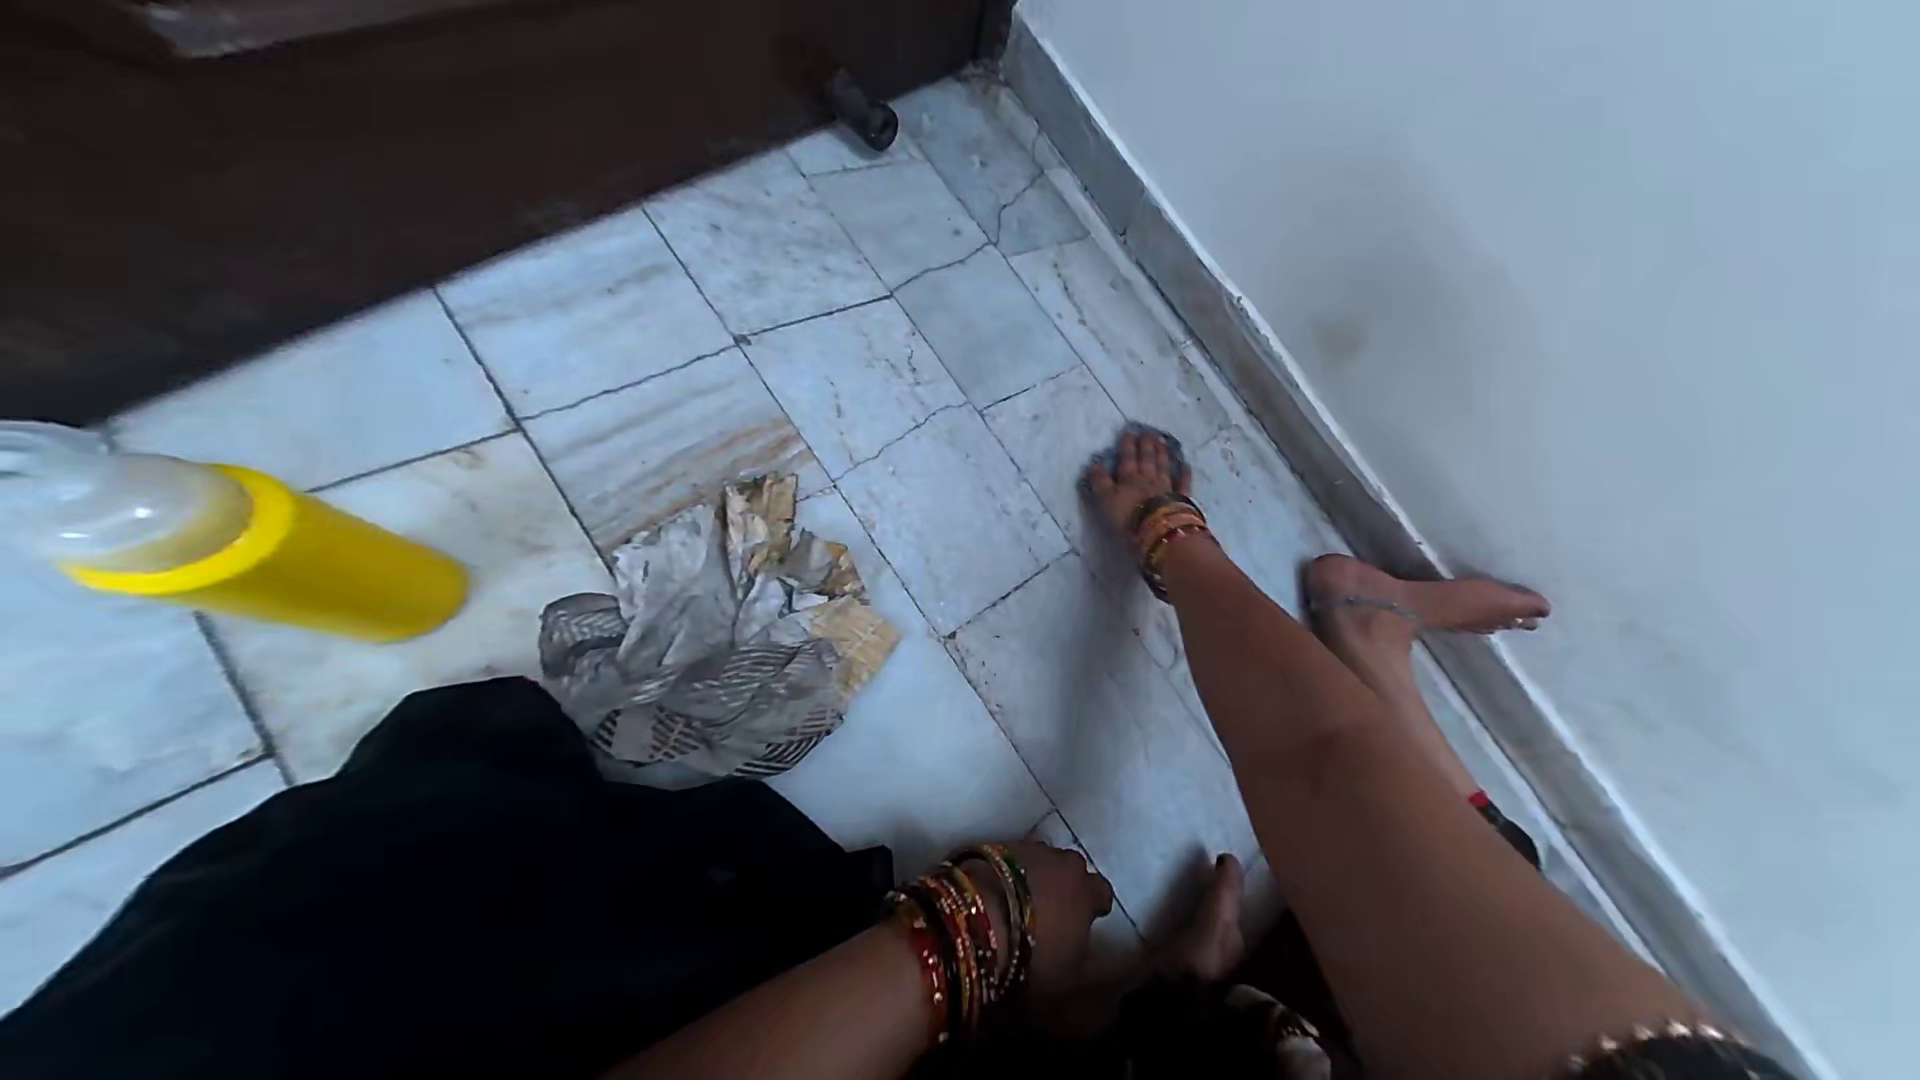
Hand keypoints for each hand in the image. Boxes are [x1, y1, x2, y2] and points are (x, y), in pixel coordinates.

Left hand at [963, 841, 1113, 998]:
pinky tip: (995, 892)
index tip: (1086, 921)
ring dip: (1034, 875)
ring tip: (1020, 901)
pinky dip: (1005, 872)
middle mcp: (1060, 861)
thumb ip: (1094, 989)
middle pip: (1071, 867)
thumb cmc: (1030, 961)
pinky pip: (1007, 857)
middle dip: (1065, 884)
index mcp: (1086, 892)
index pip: (1102, 891)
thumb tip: (1108, 994)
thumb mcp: (1069, 992)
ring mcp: (1025, 849)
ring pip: (1039, 858)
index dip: (1095, 905)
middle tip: (1052, 911)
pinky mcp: (992, 845)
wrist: (974, 920)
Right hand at [1085, 430, 1188, 539]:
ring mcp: (1165, 487)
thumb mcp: (1105, 500)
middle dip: (1146, 445)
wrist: (1156, 529)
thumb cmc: (1127, 516)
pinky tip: (1186, 465)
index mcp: (1129, 479)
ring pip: (1163, 467)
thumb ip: (1100, 482)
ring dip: (1162, 453)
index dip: (1127, 446)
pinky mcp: (1179, 498)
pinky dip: (1184, 474)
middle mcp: (1148, 479)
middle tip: (1148, 432)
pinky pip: (1183, 484)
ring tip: (1162, 441)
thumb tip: (1094, 465)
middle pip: (1147, 459)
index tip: (1128, 433)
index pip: (1127, 459)